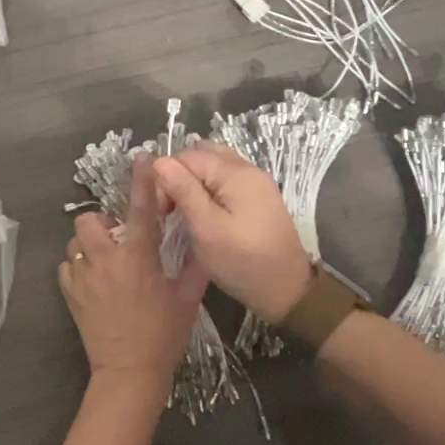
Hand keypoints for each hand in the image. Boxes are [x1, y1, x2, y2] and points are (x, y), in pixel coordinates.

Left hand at [58, 156, 207, 390]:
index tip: (142, 158)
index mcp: (138, 257)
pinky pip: (66, 268)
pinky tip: (92, 280)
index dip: (142, 179)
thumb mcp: (186, 298)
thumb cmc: (163, 335)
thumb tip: (201, 242)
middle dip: (101, 222)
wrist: (129, 370)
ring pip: (75, 244)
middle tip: (118, 236)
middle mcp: (105, 260)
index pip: (141, 208)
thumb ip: (193, 266)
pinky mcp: (70, 295)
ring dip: (88, 245)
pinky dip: (77, 267)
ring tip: (104, 259)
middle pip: (89, 221)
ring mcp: (83, 277)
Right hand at [152, 142, 313, 321]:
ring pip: (214, 167)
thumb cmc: (241, 262)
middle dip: (180, 176)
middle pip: (202, 156)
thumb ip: (183, 191)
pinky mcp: (258, 198)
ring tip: (185, 211)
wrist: (285, 289)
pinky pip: (226, 181)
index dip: (167, 178)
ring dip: (193, 183)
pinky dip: (209, 190)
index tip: (162, 211)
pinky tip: (203, 213)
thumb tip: (159, 160)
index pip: (188, 157)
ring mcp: (256, 183)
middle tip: (171, 209)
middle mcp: (248, 170)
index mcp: (236, 174)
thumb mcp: (206, 228)